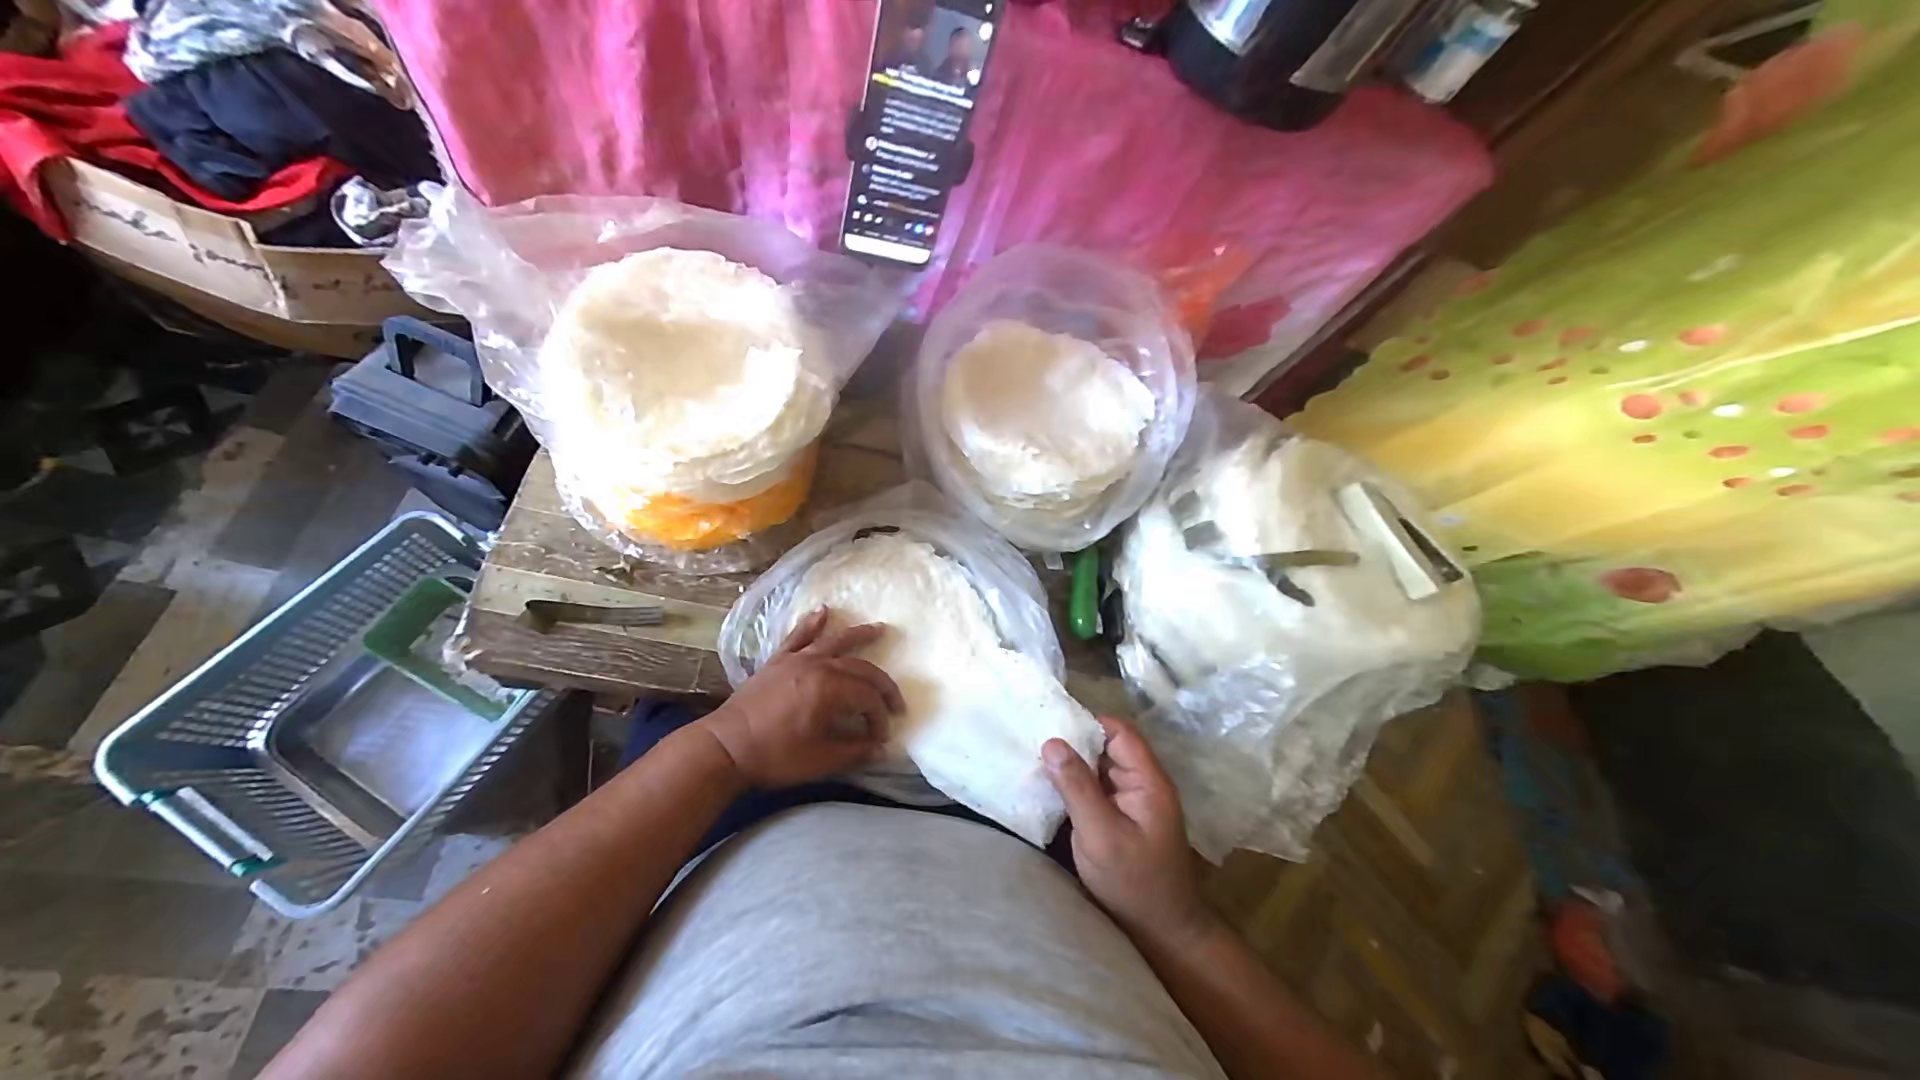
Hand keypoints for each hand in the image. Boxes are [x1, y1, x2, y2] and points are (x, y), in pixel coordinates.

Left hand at [700, 607, 903, 789]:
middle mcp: (817, 666)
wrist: (725, 747)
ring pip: (835, 641)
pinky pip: (798, 636)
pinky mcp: (778, 661)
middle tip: (895, 702)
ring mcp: (796, 659)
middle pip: (860, 669)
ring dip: (859, 635)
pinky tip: (823, 612)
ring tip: (879, 629)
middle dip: (882, 686)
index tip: (881, 738)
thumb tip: (879, 747)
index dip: (880, 717)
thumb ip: (854, 750)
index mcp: (830, 689)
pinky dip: (811, 624)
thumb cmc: (775, 756)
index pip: (868, 698)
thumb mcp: (821, 760)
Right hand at [1043, 716, 1215, 942]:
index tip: (1050, 720)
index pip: (1119, 732)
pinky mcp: (1117, 819)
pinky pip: (1093, 789)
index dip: (1087, 722)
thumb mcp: (1101, 834)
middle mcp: (1141, 784)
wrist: (1160, 934)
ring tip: (1031, 757)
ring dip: (1069, 764)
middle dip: (1072, 741)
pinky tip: (1045, 786)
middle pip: (1106, 747)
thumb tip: (1051, 742)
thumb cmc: (1134, 883)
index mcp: (1147, 780)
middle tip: (1032, 737)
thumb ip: (1077, 787)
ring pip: (1097, 768)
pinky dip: (1071, 785)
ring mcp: (1129, 803)